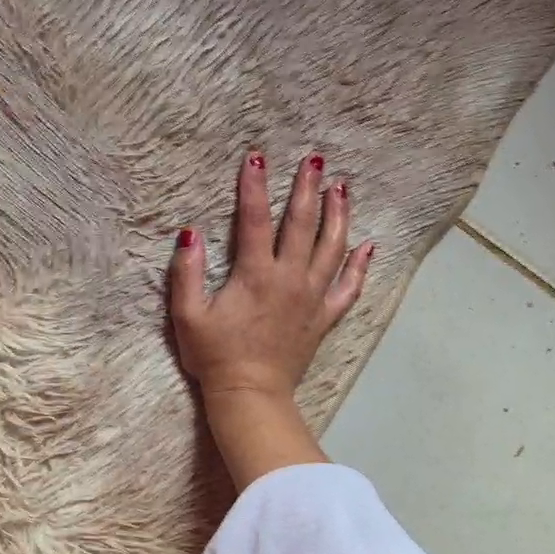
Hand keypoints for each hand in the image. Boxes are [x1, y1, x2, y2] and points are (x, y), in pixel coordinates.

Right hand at [168, 151, 372, 488]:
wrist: (251, 395)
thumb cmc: (214, 355)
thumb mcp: (188, 315)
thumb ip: (186, 273)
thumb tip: (190, 233)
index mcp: (255, 274)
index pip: (255, 219)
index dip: (254, 186)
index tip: (254, 158)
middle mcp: (290, 278)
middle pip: (302, 224)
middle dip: (306, 188)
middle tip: (313, 160)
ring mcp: (312, 297)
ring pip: (332, 247)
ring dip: (337, 214)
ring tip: (340, 187)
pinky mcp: (324, 317)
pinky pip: (349, 286)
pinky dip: (361, 264)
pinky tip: (368, 245)